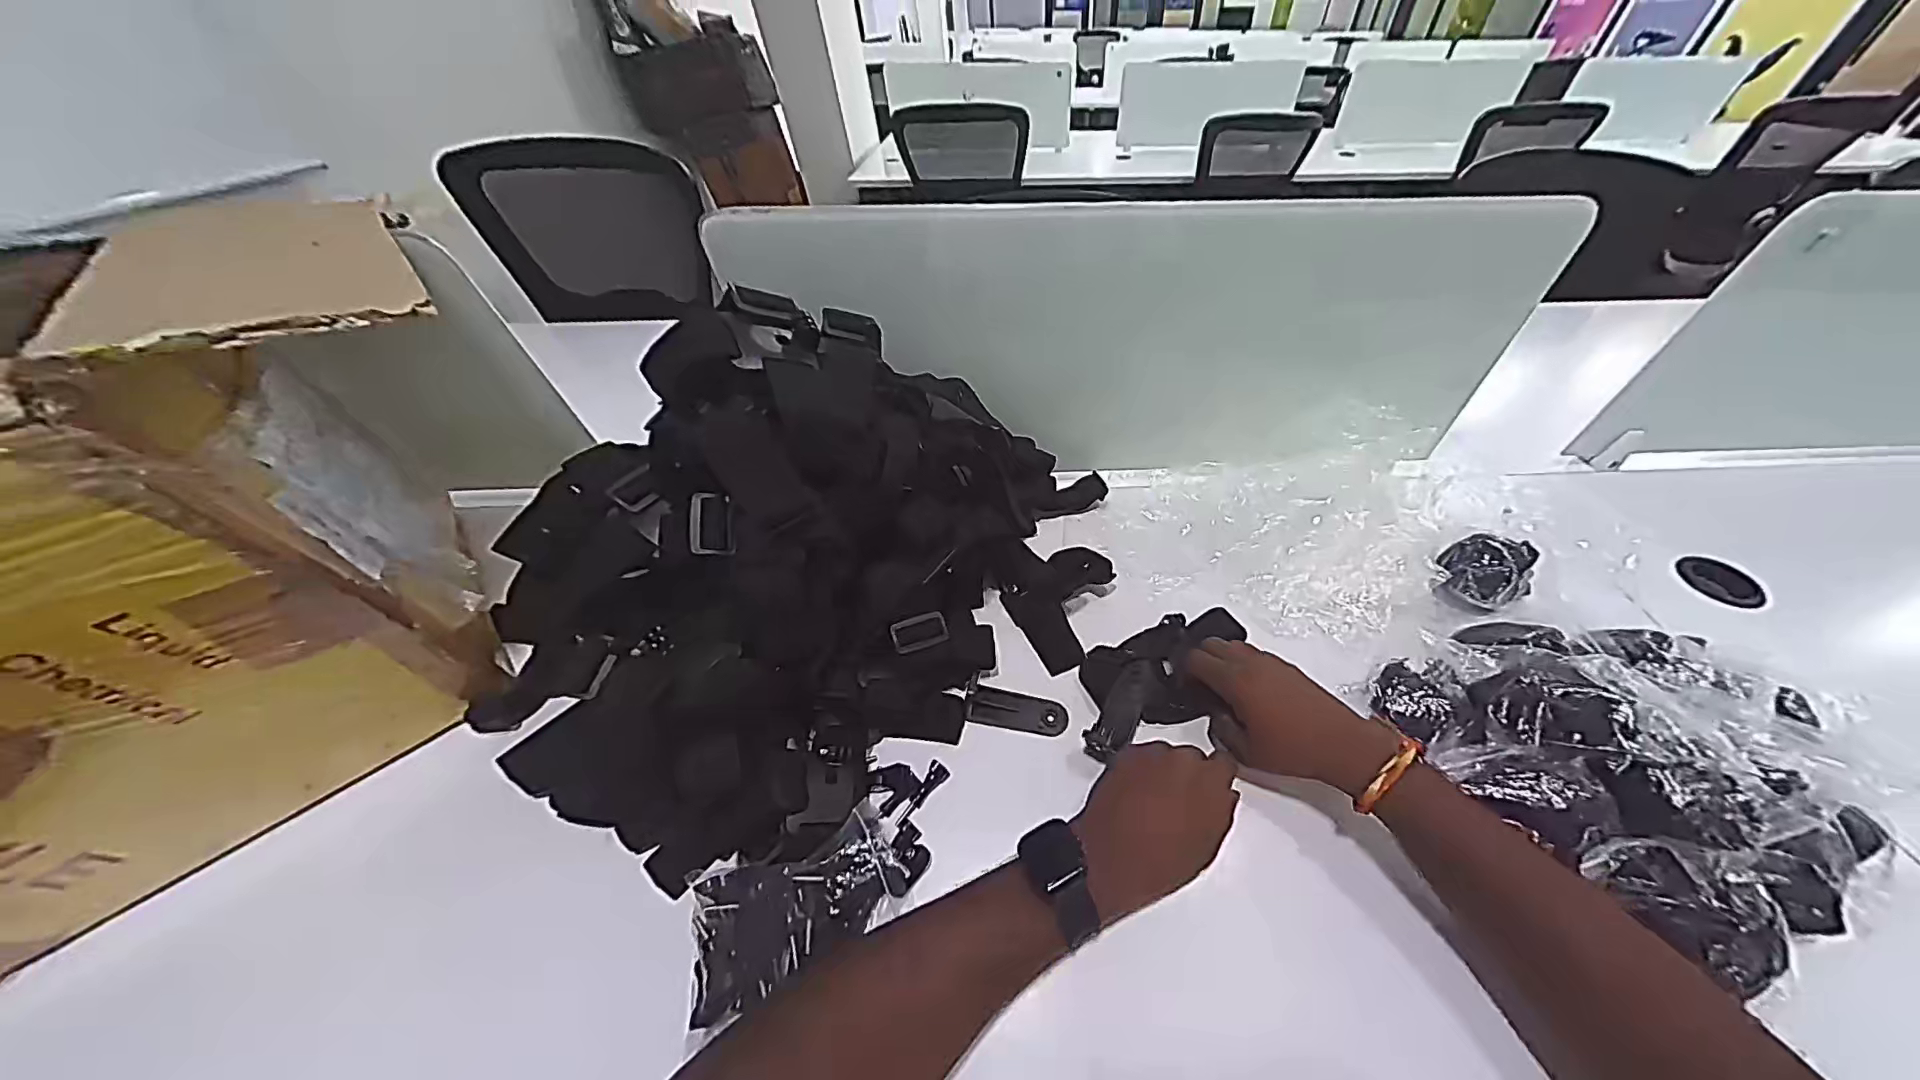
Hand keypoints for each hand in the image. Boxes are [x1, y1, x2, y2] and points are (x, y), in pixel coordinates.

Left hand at [1070, 742, 1238, 924]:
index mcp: (1212, 782)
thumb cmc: (1158, 861)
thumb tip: (1222, 798)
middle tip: (1177, 800)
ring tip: (1151, 801)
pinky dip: (1138, 770)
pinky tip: (1134, 794)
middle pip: (1193, 758)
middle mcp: (1184, 761)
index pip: (1225, 763)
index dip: (1216, 777)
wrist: (1113, 858)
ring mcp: (1154, 755)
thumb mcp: (1206, 845)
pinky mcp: (1127, 754)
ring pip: (1165, 755)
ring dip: (1162, 771)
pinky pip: (1140, 757)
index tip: (1211, 785)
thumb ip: (1220, 812)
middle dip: (1187, 775)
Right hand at [1184, 638, 1402, 799]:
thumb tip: (1215, 716)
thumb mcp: (1246, 751)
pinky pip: (1253, 654)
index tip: (1181, 682)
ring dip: (1219, 658)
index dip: (1182, 670)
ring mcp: (1272, 663)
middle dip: (1197, 659)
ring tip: (1218, 684)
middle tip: (1195, 681)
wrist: (1343, 746)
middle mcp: (1253, 664)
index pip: (1195, 659)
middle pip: (1211, 644)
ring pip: (1233, 645)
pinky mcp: (1286, 668)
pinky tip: (1244, 688)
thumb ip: (1220, 728)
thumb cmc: (1299, 749)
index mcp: (1237, 681)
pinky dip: (1240, 662)